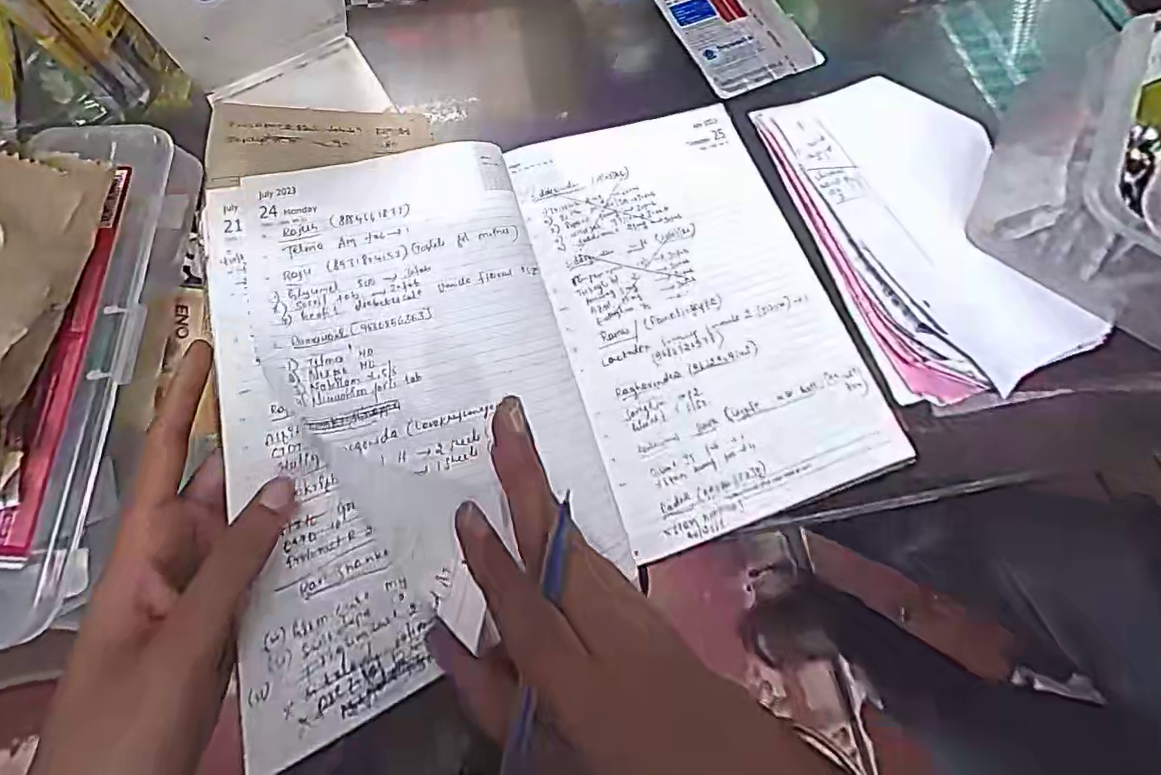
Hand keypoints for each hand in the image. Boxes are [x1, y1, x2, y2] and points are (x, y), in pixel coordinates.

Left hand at [32, 341, 294, 774]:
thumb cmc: (120, 732)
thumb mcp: (179, 643)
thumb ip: (234, 564)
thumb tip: (282, 487)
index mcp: (143, 550)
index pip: (162, 455)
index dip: (180, 399)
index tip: (205, 350)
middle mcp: (174, 560)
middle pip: (218, 488)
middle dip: (259, 448)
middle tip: (314, 407)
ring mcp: (200, 597)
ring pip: (247, 533)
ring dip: (285, 504)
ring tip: (339, 460)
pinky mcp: (225, 630)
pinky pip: (262, 576)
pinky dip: (292, 555)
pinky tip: (332, 538)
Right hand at [430, 398, 839, 774]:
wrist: (719, 759)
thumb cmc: (620, 753)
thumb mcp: (544, 749)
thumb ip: (487, 695)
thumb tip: (441, 637)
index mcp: (577, 681)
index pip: (524, 609)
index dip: (491, 562)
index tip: (465, 512)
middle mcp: (606, 628)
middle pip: (557, 545)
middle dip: (527, 478)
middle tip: (507, 419)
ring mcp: (627, 603)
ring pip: (572, 534)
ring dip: (539, 480)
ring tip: (514, 431)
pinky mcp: (634, 592)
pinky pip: (583, 545)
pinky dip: (554, 510)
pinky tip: (535, 486)